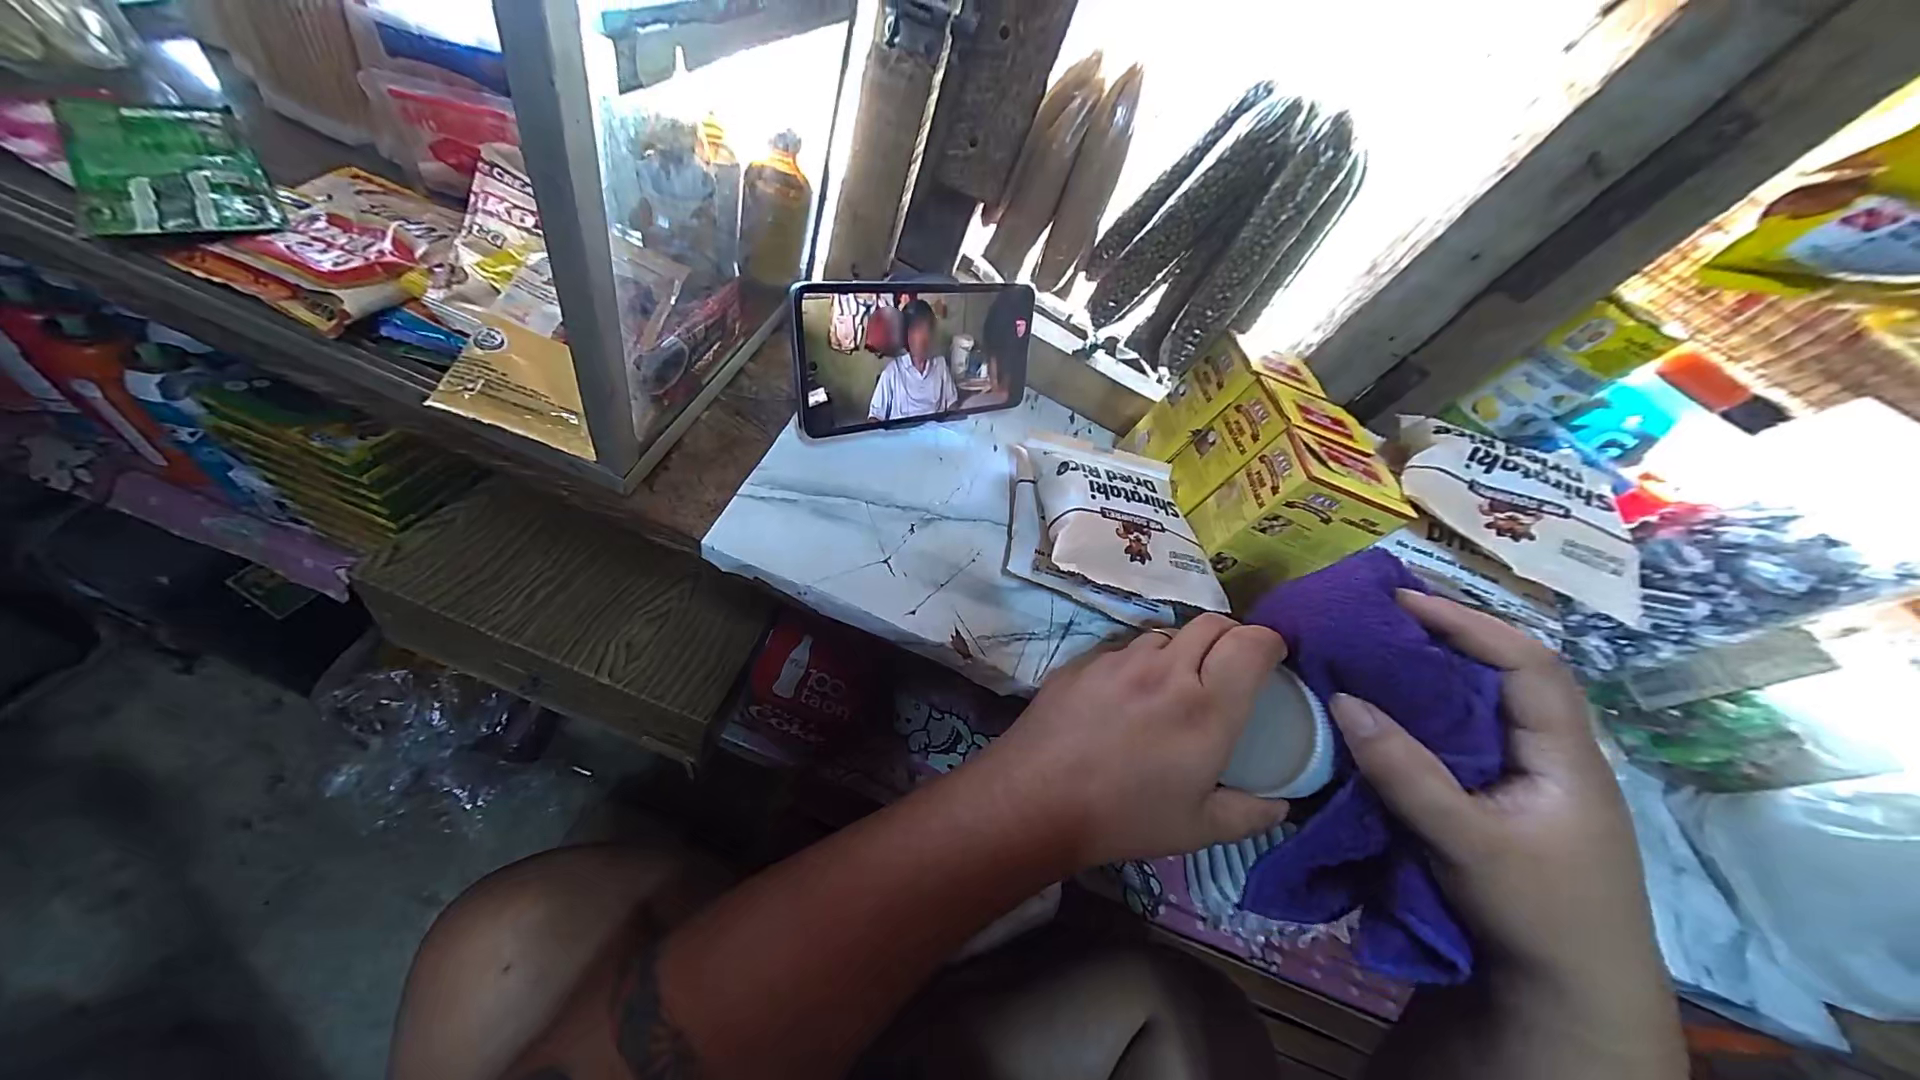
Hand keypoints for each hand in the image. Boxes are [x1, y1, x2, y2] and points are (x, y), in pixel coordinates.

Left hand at [971, 614, 1292, 868]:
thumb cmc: (1124, 817)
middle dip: (1231, 636)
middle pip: (1211, 623)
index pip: (1251, 642)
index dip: (1269, 642)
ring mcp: (1119, 659)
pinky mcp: (1084, 659)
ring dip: (1182, 649)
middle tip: (1229, 667)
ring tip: (1174, 683)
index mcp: (1205, 707)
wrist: (1035, 798)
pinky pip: (1124, 647)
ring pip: (1166, 633)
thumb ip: (1249, 813)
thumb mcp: (1198, 828)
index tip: (1271, 659)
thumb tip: (1280, 804)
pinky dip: (1140, 660)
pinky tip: (1127, 693)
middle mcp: (1165, 669)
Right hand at [1330, 591, 1661, 996]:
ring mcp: (1528, 775)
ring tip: (1376, 652)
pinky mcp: (1502, 795)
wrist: (1567, 993)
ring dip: (1432, 673)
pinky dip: (1424, 711)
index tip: (1404, 602)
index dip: (1470, 624)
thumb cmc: (1536, 912)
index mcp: (1565, 754)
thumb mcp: (1466, 842)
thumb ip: (1406, 772)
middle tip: (1380, 619)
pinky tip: (1388, 711)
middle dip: (1447, 637)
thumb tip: (1343, 700)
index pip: (1529, 663)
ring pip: (1482, 704)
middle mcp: (1552, 752)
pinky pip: (1463, 734)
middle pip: (1506, 673)